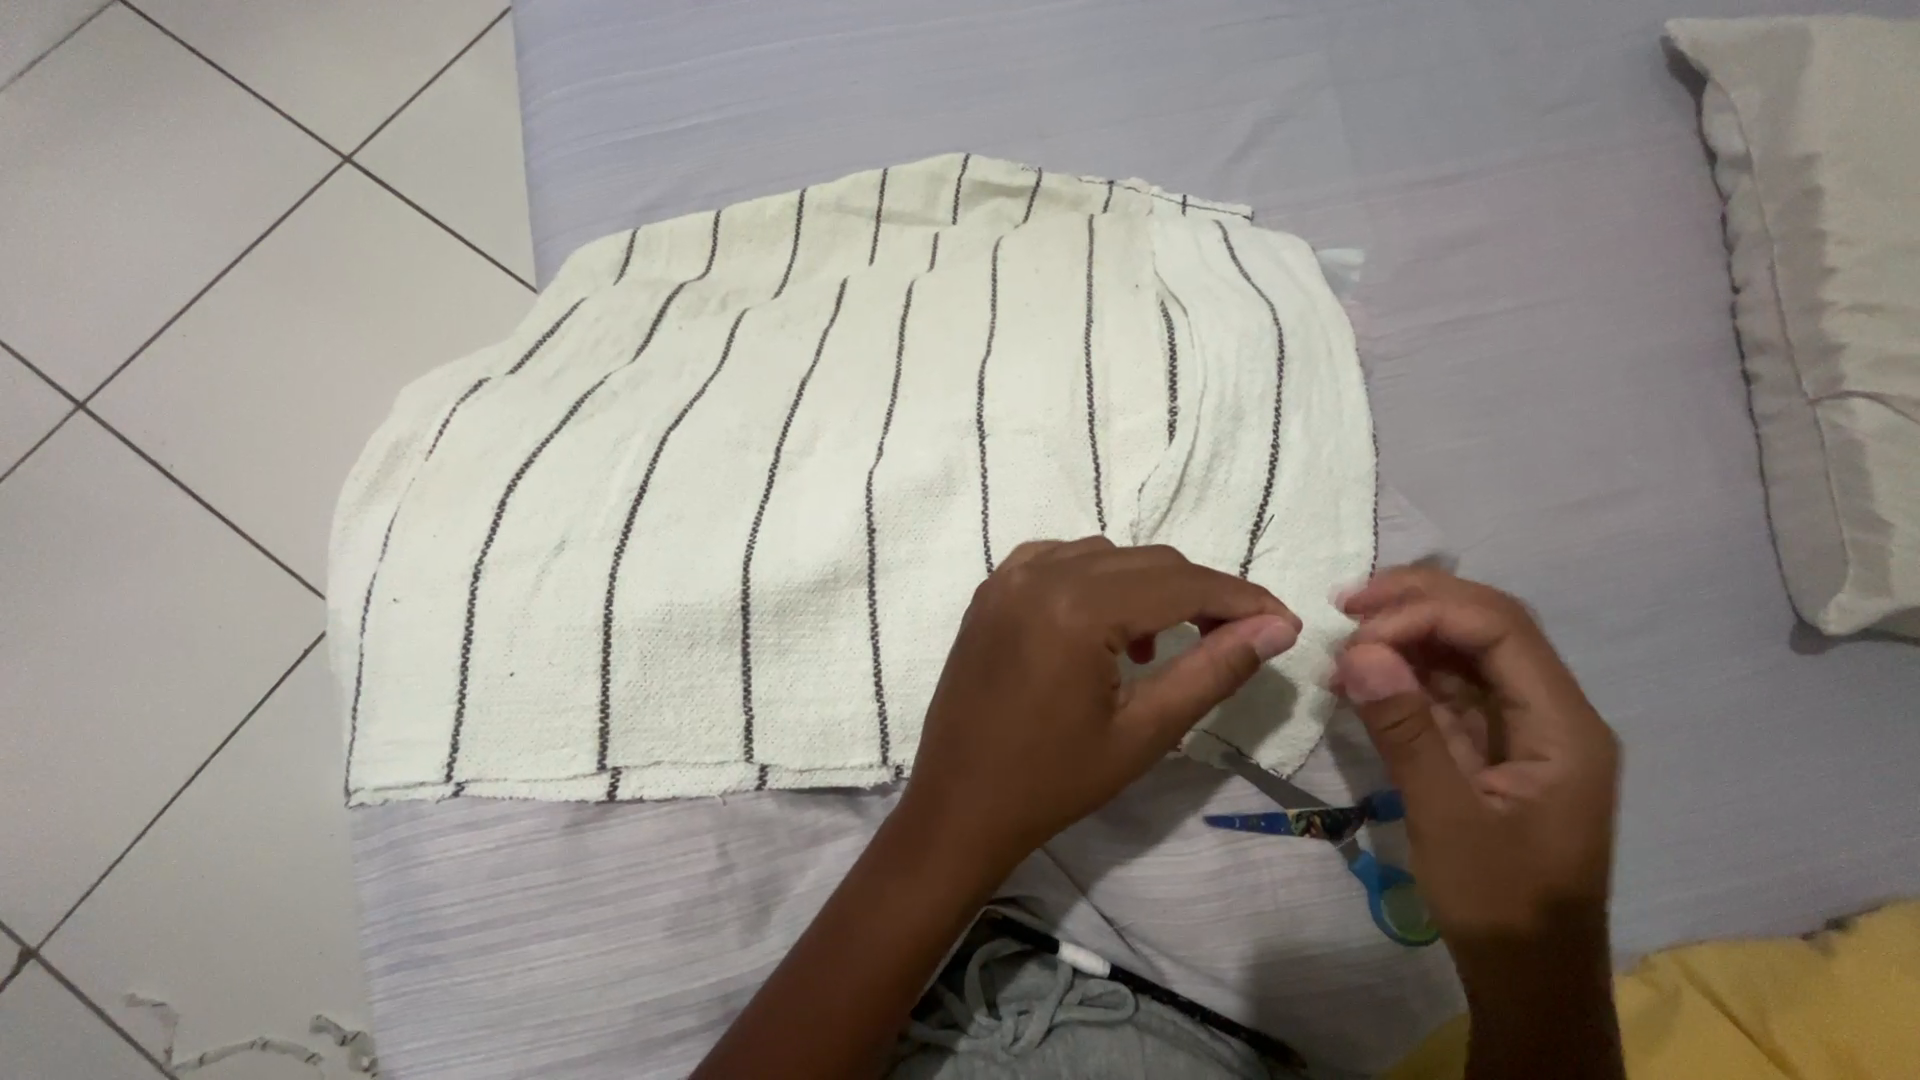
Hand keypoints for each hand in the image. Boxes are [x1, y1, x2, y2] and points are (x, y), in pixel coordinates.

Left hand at [897, 537, 1301, 873]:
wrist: (960, 804)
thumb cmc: (1054, 781)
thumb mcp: (1145, 732)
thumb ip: (1214, 670)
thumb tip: (1277, 628)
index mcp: (1076, 608)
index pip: (1182, 583)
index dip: (1242, 599)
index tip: (1284, 623)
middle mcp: (1039, 573)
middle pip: (1147, 562)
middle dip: (1199, 594)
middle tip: (1234, 639)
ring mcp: (1007, 577)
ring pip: (1105, 556)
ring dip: (1146, 588)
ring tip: (1156, 650)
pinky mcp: (989, 591)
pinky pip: (1058, 560)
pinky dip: (1094, 580)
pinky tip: (1100, 624)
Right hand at [1334, 566, 1619, 984]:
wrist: (1529, 975)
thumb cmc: (1499, 902)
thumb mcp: (1446, 817)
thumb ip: (1404, 729)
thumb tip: (1357, 651)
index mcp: (1563, 727)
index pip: (1501, 630)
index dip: (1427, 612)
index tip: (1358, 629)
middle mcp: (1552, 714)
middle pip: (1489, 627)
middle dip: (1417, 605)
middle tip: (1346, 605)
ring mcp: (1522, 730)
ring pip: (1466, 654)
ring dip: (1405, 638)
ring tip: (1342, 643)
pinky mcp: (1493, 749)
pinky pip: (1449, 692)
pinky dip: (1403, 677)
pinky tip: (1359, 679)